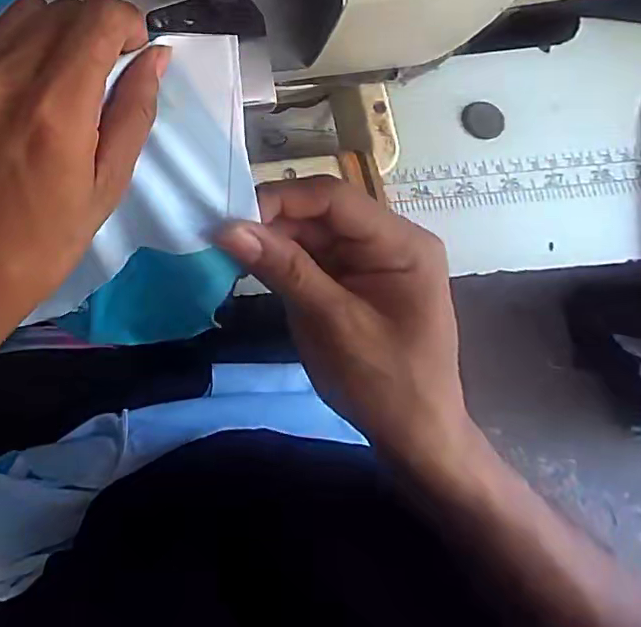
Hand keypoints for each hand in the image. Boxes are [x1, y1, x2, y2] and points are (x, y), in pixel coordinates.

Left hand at [0, 0, 168, 400]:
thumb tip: (155, 58)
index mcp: (55, 108)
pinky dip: (28, 40)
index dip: (130, 23)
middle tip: (111, 68)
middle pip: (67, 7)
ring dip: (64, 28)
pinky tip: (35, 82)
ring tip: (72, 72)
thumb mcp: (106, 187)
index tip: (137, 53)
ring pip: (30, 11)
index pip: (99, 17)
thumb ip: (134, 111)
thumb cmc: (38, 247)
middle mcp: (8, 77)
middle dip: (102, 25)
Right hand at [216, 176, 479, 473]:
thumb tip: (228, 228)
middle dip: (272, 221)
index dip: (282, 200)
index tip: (233, 220)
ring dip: (272, 240)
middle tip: (223, 238)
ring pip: (310, 230)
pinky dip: (280, 259)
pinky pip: (311, 254)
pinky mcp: (351, 277)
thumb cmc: (386, 385)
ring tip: (230, 252)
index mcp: (401, 242)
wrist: (416, 442)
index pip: (334, 199)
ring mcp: (369, 258)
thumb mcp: (333, 325)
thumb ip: (284, 269)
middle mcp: (387, 239)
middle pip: (321, 211)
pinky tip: (252, 266)